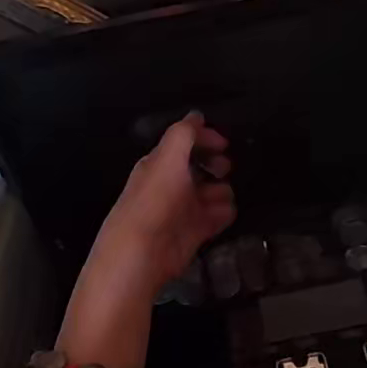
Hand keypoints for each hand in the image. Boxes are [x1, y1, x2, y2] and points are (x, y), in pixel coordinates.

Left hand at [87, 111, 234, 294]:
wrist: (142, 252)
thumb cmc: (155, 200)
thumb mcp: (168, 158)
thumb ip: (184, 134)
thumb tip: (197, 115)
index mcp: (160, 164)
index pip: (184, 144)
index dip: (204, 139)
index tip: (224, 143)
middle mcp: (171, 184)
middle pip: (200, 167)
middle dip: (216, 165)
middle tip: (224, 168)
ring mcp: (183, 209)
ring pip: (212, 193)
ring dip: (222, 191)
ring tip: (221, 197)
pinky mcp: (194, 232)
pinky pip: (216, 217)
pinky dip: (223, 213)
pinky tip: (223, 214)